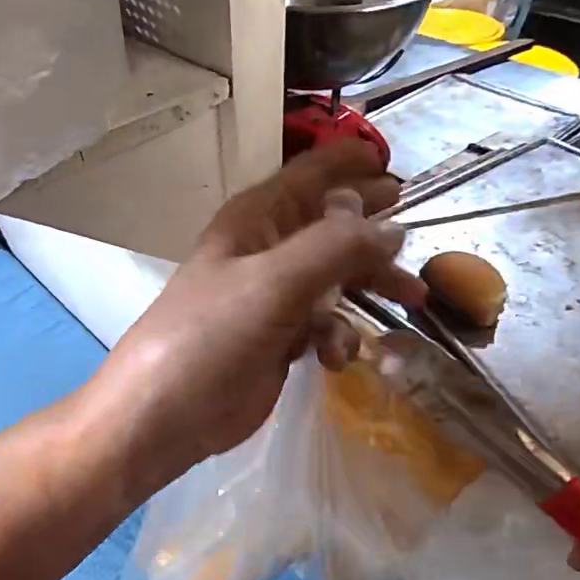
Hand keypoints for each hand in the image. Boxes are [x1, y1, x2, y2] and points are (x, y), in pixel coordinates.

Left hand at [86, 140, 427, 493]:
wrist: (165, 416)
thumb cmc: (210, 336)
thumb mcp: (275, 283)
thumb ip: (336, 249)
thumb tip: (393, 227)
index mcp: (258, 219)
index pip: (312, 174)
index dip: (352, 163)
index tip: (395, 166)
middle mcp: (269, 249)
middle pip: (334, 226)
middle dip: (374, 231)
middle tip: (414, 236)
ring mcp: (276, 295)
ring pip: (338, 277)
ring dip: (371, 286)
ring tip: (411, 299)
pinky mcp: (282, 337)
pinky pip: (326, 323)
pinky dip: (339, 336)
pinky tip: (336, 358)